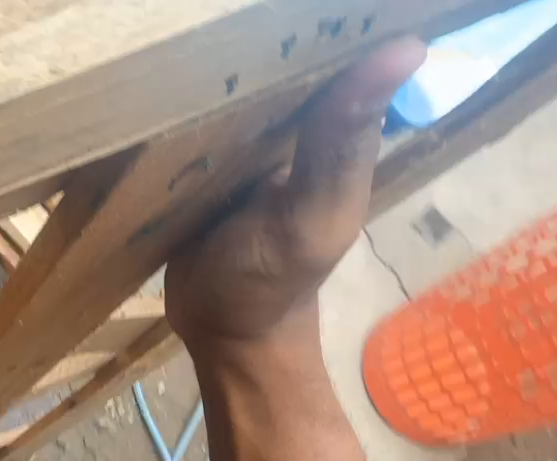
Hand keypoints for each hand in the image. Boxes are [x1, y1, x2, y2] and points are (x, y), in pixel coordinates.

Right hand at [165, 38, 425, 353]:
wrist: (218, 333)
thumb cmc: (270, 283)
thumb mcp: (310, 217)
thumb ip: (340, 145)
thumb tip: (403, 46)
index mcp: (334, 125)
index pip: (341, 45)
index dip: (328, 13)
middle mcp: (292, 123)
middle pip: (282, 54)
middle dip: (258, 28)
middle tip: (211, 7)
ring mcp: (242, 144)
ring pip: (233, 85)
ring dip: (210, 62)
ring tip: (180, 24)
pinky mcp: (197, 167)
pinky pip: (193, 125)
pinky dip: (177, 108)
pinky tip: (153, 86)